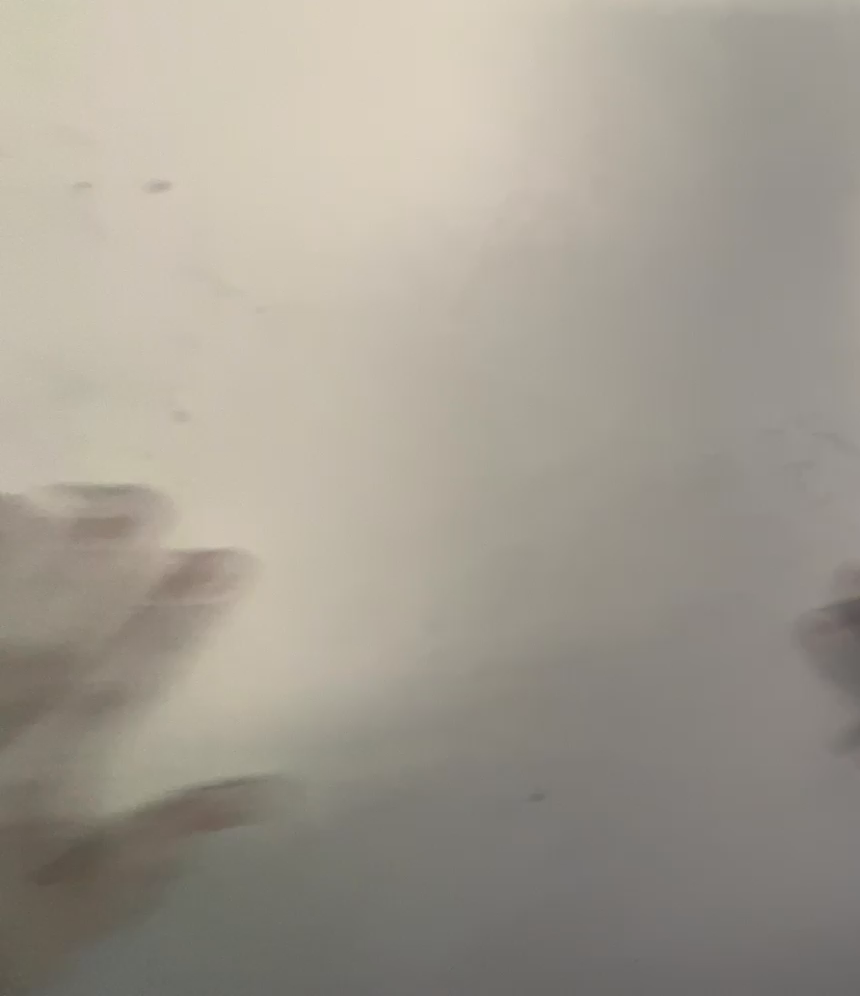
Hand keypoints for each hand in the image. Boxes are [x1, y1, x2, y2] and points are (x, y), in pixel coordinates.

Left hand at [0, 486, 278, 992]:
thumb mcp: (77, 914)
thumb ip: (160, 846)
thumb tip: (278, 789)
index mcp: (35, 782)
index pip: (118, 683)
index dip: (174, 620)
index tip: (222, 560)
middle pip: (43, 644)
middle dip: (94, 571)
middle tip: (139, 500)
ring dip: (10, 569)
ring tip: (39, 501)